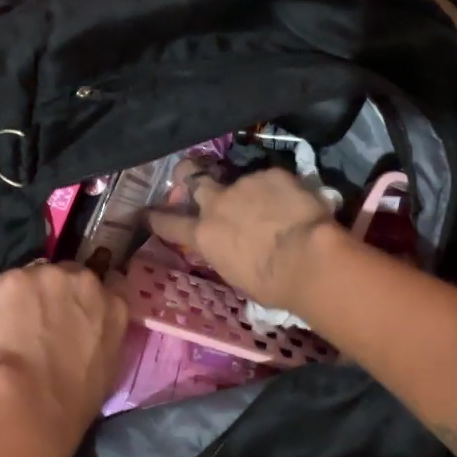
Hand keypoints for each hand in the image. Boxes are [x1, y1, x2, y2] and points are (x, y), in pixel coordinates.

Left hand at [0, 261, 129, 455]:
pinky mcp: (9, 279)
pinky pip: (1, 289)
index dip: (89, 295)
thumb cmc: (73, 400)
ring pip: (32, 279)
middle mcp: (84, 280)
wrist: (27, 398)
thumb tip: (87, 333)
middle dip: (56, 292)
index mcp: (113, 305)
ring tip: (12, 330)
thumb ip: (102, 337)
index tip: (77, 308)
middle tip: (41, 322)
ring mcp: (45, 274)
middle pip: (68, 275)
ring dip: (25, 298)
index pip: (110, 283)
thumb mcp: (107, 368)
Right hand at [149, 162, 337, 310]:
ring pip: (239, 182)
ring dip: (248, 192)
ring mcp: (244, 184)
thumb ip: (227, 254)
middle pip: (194, 178)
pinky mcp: (272, 173)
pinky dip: (278, 190)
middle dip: (189, 174)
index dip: (157, 218)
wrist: (308, 258)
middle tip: (189, 172)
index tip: (148, 213)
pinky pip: (270, 179)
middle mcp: (217, 204)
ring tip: (270, 205)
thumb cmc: (273, 284)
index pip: (170, 224)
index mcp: (204, 236)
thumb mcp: (237, 276)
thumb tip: (232, 249)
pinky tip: (292, 202)